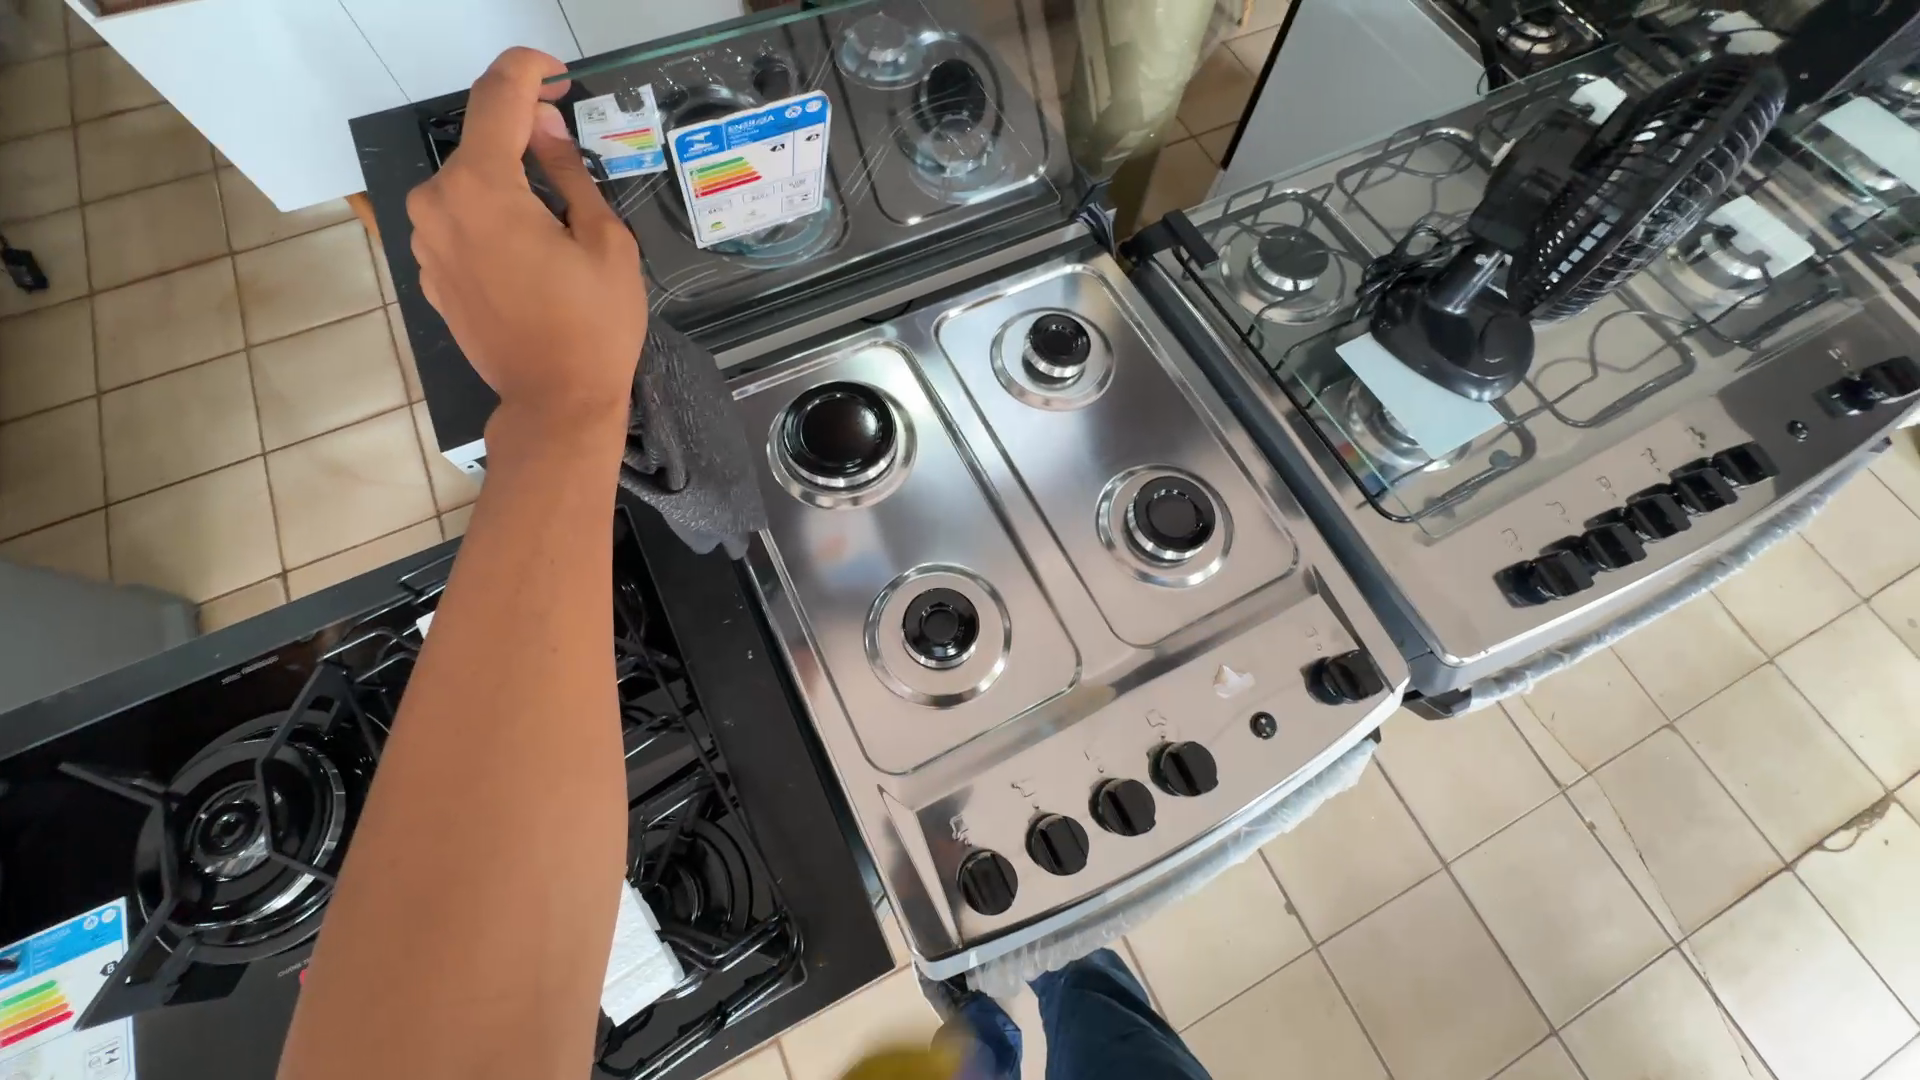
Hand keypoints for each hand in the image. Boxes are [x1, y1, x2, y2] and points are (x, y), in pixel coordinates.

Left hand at [407, 48, 646, 435]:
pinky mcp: (429, 274)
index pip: (497, 97)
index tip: (555, 71)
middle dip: (523, 146)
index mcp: (482, 187)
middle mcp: (436, 202)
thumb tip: (544, 128)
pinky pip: (460, 228)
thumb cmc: (594, 326)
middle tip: (571, 173)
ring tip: (556, 235)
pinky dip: (492, 227)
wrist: (555, 402)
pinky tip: (531, 265)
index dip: (528, 71)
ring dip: (509, 191)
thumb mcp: (605, 243)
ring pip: (469, 191)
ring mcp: (425, 241)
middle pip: (480, 149)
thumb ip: (569, 173)